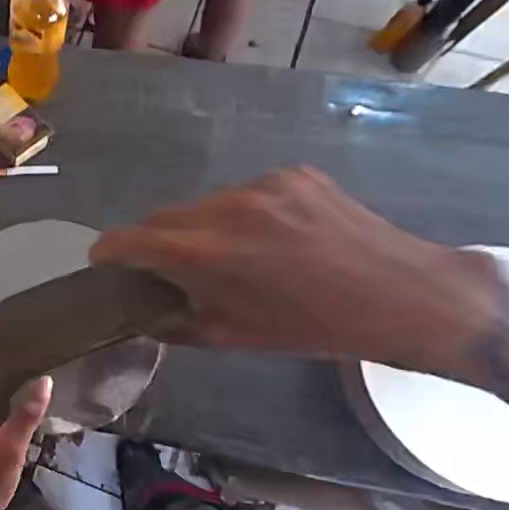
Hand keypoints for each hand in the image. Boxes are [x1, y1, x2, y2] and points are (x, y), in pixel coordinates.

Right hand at [89, 167, 504, 375]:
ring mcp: (263, 186)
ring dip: (198, 229)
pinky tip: (267, 238)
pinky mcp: (293, 174)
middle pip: (161, 218)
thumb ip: (173, 321)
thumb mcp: (231, 335)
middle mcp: (225, 208)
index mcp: (204, 253)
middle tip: (168, 269)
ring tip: (228, 256)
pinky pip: (243, 194)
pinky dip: (239, 215)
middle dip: (154, 243)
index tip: (104, 264)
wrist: (404, 295)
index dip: (107, 252)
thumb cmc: (311, 327)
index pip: (127, 239)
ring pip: (202, 205)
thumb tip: (142, 312)